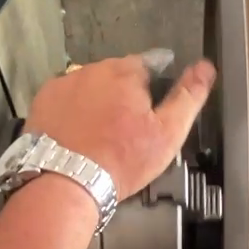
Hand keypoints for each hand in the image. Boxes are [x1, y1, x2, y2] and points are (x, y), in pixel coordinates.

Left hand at [24, 53, 215, 198]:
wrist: (64, 183)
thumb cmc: (121, 160)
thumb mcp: (167, 133)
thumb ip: (188, 97)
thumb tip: (206, 67)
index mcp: (126, 72)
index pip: (149, 65)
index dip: (154, 88)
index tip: (150, 113)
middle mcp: (92, 69)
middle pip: (116, 75)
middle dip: (124, 95)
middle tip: (127, 131)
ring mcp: (63, 83)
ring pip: (89, 87)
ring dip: (97, 103)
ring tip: (101, 137)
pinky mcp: (42, 101)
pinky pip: (65, 100)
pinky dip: (73, 112)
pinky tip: (78, 137)